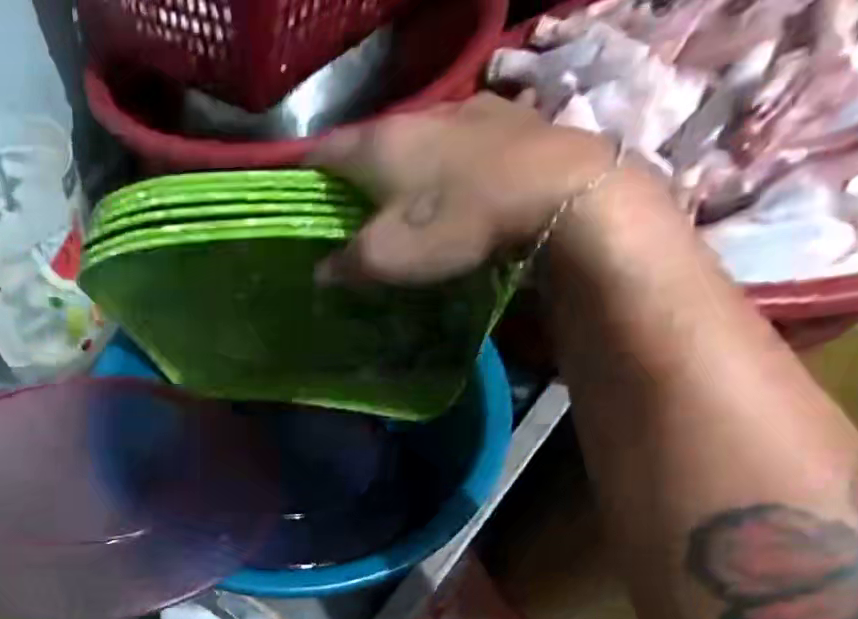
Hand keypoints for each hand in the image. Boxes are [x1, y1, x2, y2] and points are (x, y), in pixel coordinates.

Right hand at [306, 93, 619, 283]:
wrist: (559, 191)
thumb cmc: (455, 221)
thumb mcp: (387, 256)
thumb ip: (347, 263)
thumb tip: (320, 271)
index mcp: (377, 142)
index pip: (321, 151)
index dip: (304, 176)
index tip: (298, 199)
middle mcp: (418, 114)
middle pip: (370, 142)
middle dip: (356, 174)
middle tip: (350, 208)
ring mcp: (467, 109)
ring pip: (419, 137)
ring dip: (406, 164)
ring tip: (406, 195)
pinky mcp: (509, 119)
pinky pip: (462, 140)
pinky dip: (449, 161)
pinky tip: (459, 183)